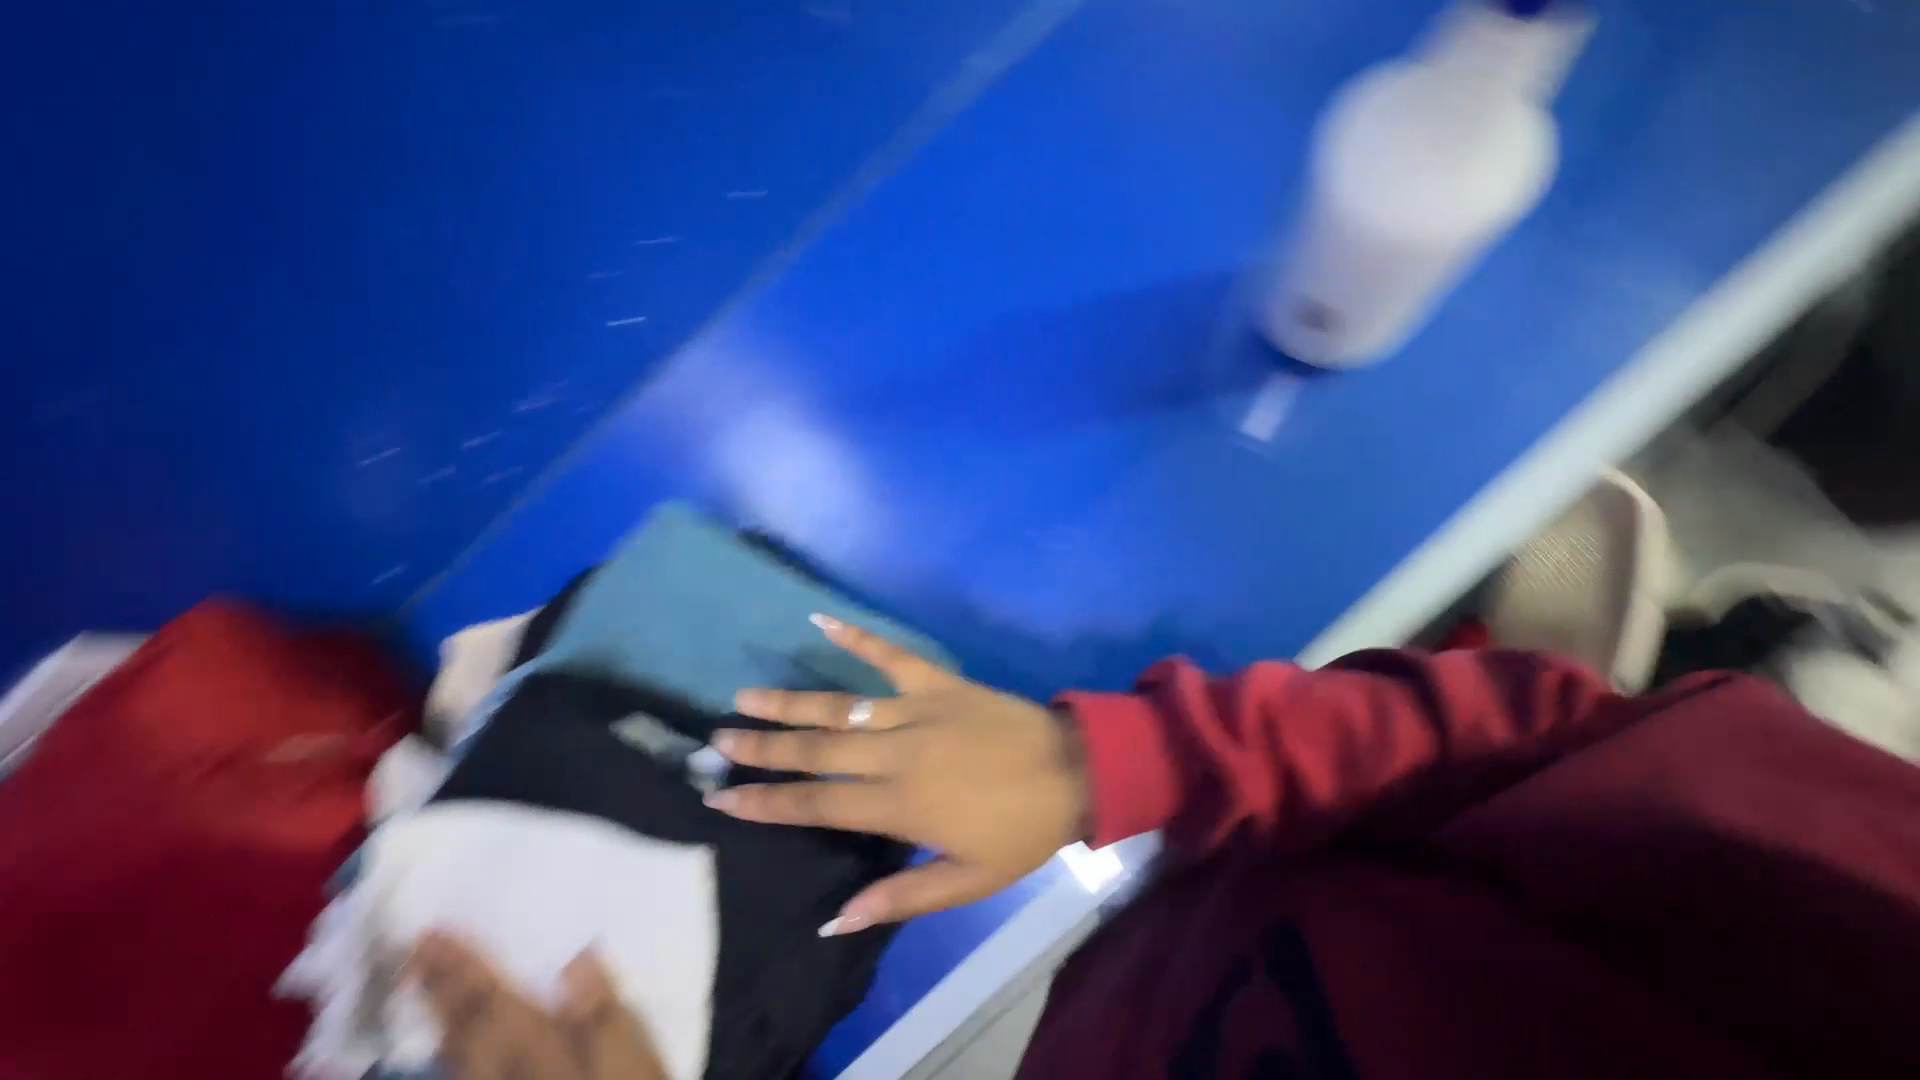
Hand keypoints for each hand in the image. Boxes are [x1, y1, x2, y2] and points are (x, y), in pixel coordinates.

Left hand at [406, 931, 664, 1079]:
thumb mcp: (635, 1064)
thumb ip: (605, 1016)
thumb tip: (577, 958)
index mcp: (542, 1057)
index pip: (496, 1006)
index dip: (464, 969)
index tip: (432, 933)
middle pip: (468, 1035)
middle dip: (441, 992)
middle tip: (412, 952)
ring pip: (458, 1065)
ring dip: (440, 1023)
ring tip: (423, 988)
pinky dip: (451, 1061)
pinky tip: (449, 1052)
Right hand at [705, 615, 1089, 933]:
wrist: (1077, 773)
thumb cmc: (1021, 832)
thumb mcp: (968, 881)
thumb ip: (900, 897)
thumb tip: (835, 918)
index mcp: (900, 805)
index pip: (818, 804)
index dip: (767, 803)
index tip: (721, 799)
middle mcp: (897, 754)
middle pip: (817, 750)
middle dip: (762, 748)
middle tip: (715, 740)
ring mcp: (918, 711)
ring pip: (841, 706)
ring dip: (791, 702)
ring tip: (744, 696)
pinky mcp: (940, 682)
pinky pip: (892, 655)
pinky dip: (857, 637)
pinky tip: (820, 622)